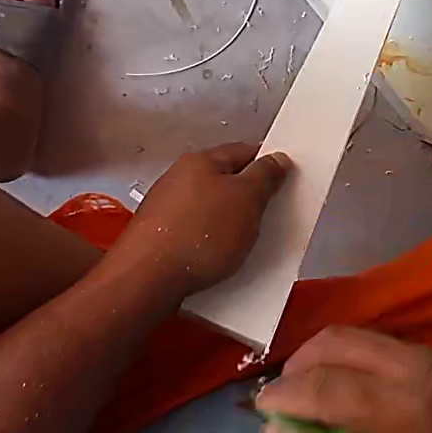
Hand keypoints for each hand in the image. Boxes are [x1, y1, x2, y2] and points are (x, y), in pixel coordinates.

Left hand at [111, 143, 289, 297]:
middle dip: (249, 197)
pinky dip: (211, 241)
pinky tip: (218, 257)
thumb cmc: (201, 234)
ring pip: (211, 208)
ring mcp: (165, 207)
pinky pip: (196, 231)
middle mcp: (179, 178)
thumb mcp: (248, 199)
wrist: (146, 281)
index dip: (268, 164)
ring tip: (244, 241)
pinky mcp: (158, 236)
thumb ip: (266, 175)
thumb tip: (276, 159)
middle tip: (268, 215)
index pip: (245, 151)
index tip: (285, 181)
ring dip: (229, 222)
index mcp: (201, 161)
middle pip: (226, 180)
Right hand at [254, 327, 431, 432]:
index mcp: (413, 412)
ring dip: (317, 359)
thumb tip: (276, 432)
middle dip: (297, 368)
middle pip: (338, 342)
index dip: (286, 396)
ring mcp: (430, 357)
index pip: (331, 385)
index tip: (259, 412)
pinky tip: (335, 389)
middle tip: (280, 404)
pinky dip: (341, 358)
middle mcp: (421, 369)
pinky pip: (371, 341)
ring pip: (353, 334)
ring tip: (302, 397)